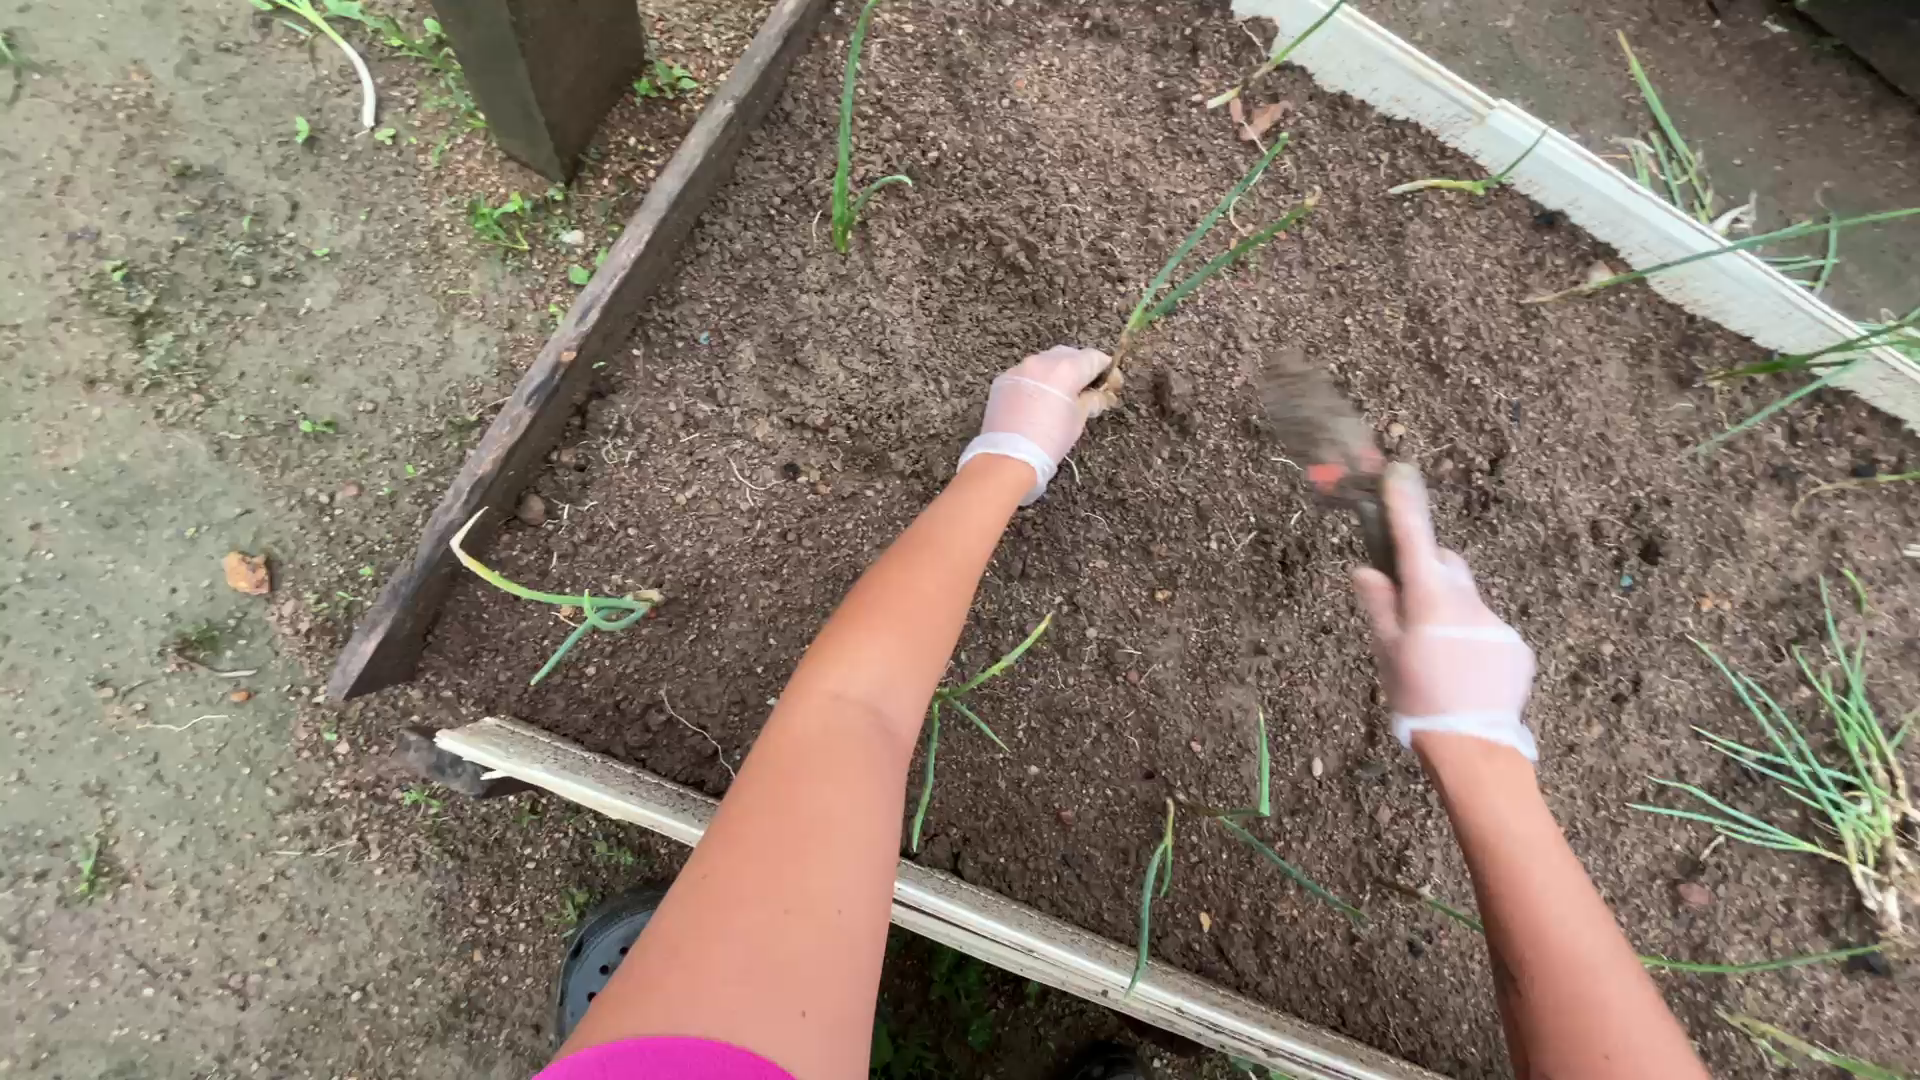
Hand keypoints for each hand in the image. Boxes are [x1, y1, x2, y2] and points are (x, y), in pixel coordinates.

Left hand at [958, 346, 1113, 504]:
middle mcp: (1041, 362)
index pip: (1094, 357)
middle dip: (1081, 368)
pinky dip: (1037, 380)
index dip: (1107, 370)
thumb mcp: (1078, 419)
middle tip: (1087, 389)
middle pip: (1069, 355)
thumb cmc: (1048, 441)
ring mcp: (1020, 369)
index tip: (1111, 384)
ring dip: (1057, 373)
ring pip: (1046, 361)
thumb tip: (1101, 394)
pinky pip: (1027, 373)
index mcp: (1066, 369)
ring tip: (1062, 395)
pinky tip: (1039, 400)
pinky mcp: (1003, 380)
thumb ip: (1092, 400)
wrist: (1008, 458)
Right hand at [1351, 464, 1538, 760]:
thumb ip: (1379, 606)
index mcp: (1432, 602)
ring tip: (1432, 647)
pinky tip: (1457, 666)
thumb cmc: (1416, 697)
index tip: (1400, 472)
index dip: (1405, 506)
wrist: (1473, 745)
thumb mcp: (1385, 652)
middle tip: (1405, 594)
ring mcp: (1497, 624)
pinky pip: (1484, 623)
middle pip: (1446, 565)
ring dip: (1446, 605)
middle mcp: (1470, 604)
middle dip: (1426, 567)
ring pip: (1465, 596)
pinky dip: (1466, 631)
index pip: (1415, 542)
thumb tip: (1367, 570)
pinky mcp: (1515, 645)